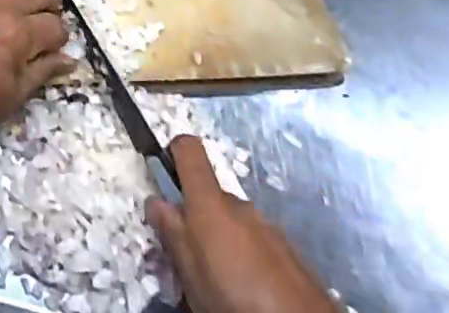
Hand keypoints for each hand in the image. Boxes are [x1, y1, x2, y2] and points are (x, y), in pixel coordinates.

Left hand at [0, 0, 73, 148]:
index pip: (54, 25)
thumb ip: (45, 69)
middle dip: (51, 6)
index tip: (55, 48)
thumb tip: (70, 58)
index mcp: (17, 35)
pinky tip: (7, 6)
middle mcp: (0, 8)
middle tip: (49, 23)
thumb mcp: (17, 93)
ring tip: (29, 10)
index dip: (60, 39)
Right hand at [150, 135, 335, 312]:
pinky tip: (250, 292)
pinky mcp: (292, 254)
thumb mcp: (190, 274)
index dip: (174, 152)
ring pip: (234, 222)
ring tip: (222, 282)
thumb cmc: (236, 301)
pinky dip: (248, 258)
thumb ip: (171, 233)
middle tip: (191, 257)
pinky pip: (257, 243)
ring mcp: (271, 228)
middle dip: (197, 218)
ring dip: (223, 241)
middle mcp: (242, 206)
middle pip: (210, 195)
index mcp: (211, 203)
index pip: (189, 150)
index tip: (164, 174)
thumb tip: (156, 201)